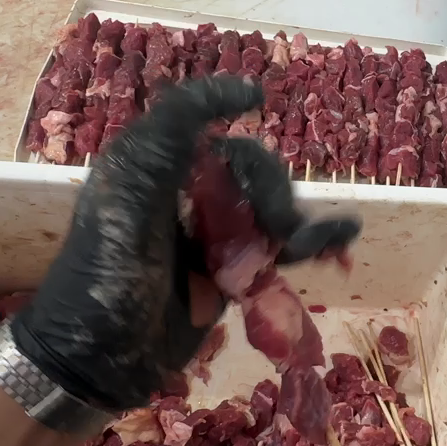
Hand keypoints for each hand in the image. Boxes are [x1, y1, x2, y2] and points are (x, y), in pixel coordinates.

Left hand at [10, 77, 356, 412]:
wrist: (102, 354)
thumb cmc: (109, 263)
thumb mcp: (135, 178)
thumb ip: (180, 121)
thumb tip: (249, 92)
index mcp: (162, 164)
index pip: (213, 127)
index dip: (232, 108)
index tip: (258, 98)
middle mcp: (192, 193)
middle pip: (258, 171)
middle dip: (274, 193)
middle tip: (276, 226)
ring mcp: (217, 234)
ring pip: (276, 209)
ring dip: (298, 222)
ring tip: (304, 245)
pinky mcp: (236, 272)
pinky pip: (282, 248)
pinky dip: (315, 241)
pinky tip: (344, 235)